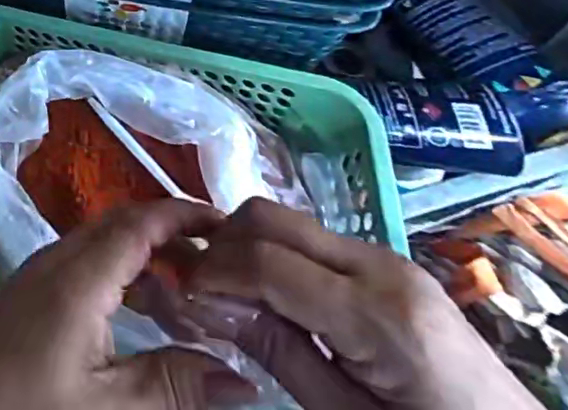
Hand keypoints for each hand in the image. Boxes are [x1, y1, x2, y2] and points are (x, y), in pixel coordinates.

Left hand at [0, 199, 256, 409]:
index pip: (138, 223)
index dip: (184, 215)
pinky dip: (124, 274)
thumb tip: (244, 380)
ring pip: (104, 243)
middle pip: (122, 224)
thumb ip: (174, 386)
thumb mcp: (109, 407)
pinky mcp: (33, 291)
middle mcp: (58, 259)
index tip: (230, 224)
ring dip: (148, 257)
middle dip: (173, 234)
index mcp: (78, 276)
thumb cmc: (30, 408)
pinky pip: (87, 262)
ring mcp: (41, 272)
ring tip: (195, 297)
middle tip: (224, 265)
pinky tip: (146, 314)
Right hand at [175, 199, 540, 409]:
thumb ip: (272, 349)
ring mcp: (386, 256)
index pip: (266, 262)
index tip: (181, 292)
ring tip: (230, 289)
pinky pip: (309, 238)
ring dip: (244, 243)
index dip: (213, 271)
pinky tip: (268, 291)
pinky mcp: (385, 260)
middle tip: (200, 286)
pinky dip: (273, 252)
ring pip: (285, 219)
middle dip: (221, 243)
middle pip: (270, 218)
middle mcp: (381, 266)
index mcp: (379, 317)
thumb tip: (199, 299)